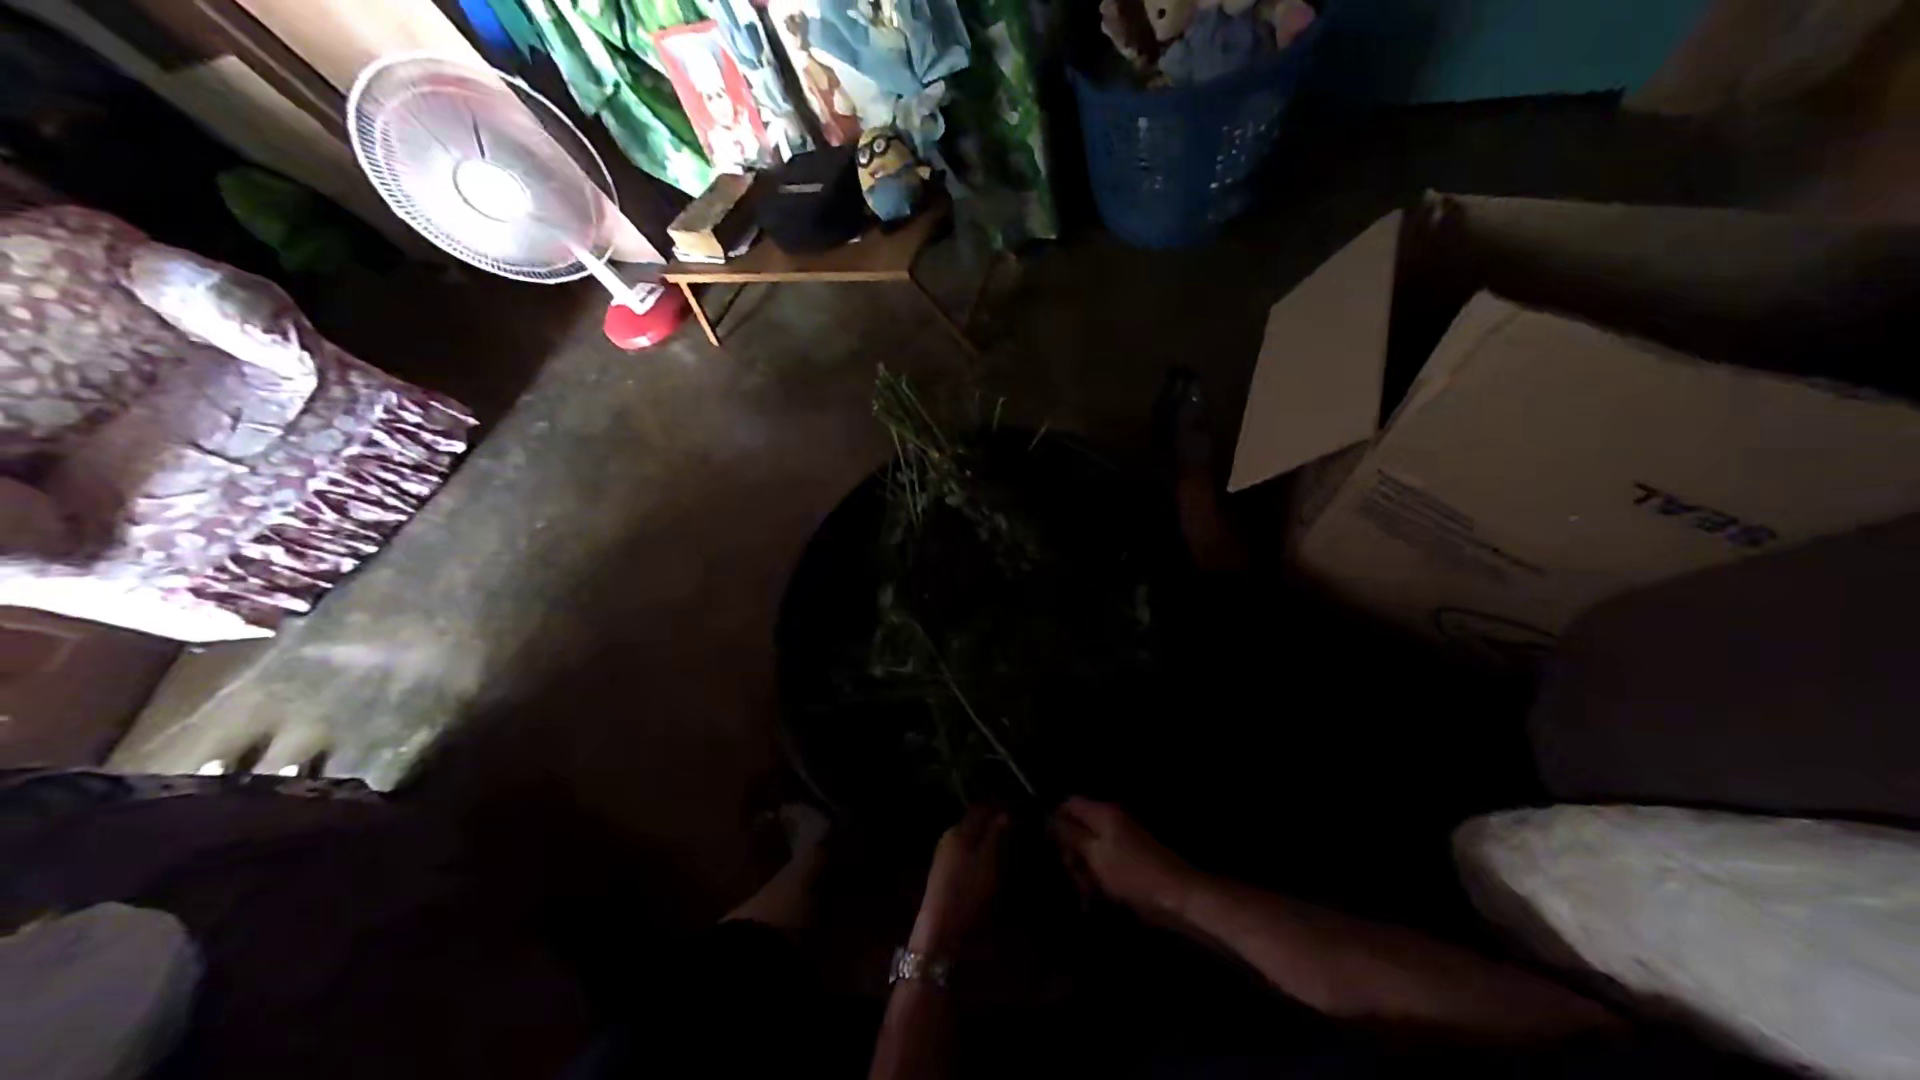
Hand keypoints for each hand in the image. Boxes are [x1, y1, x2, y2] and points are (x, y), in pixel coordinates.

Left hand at [909, 806, 1008, 954]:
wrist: (941, 930)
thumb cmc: (968, 891)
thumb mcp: (988, 862)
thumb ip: (995, 835)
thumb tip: (1004, 813)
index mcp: (959, 830)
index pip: (979, 808)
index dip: (997, 805)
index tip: (1016, 805)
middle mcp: (949, 837)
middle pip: (972, 821)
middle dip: (991, 819)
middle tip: (1014, 823)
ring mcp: (944, 854)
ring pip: (969, 835)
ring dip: (985, 835)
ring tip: (1006, 840)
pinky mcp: (944, 872)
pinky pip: (965, 849)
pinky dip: (979, 849)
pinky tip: (990, 858)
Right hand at [1051, 797, 1197, 922]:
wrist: (1178, 897)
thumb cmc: (1133, 874)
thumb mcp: (1095, 855)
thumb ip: (1070, 834)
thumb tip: (1050, 817)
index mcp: (1103, 813)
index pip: (1069, 804)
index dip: (1055, 822)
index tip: (1050, 848)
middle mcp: (1112, 820)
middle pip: (1078, 828)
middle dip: (1070, 853)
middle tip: (1074, 878)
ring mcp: (1123, 839)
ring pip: (1089, 849)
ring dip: (1083, 871)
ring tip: (1087, 895)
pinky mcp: (1130, 859)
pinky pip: (1104, 862)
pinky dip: (1098, 878)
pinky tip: (1098, 898)